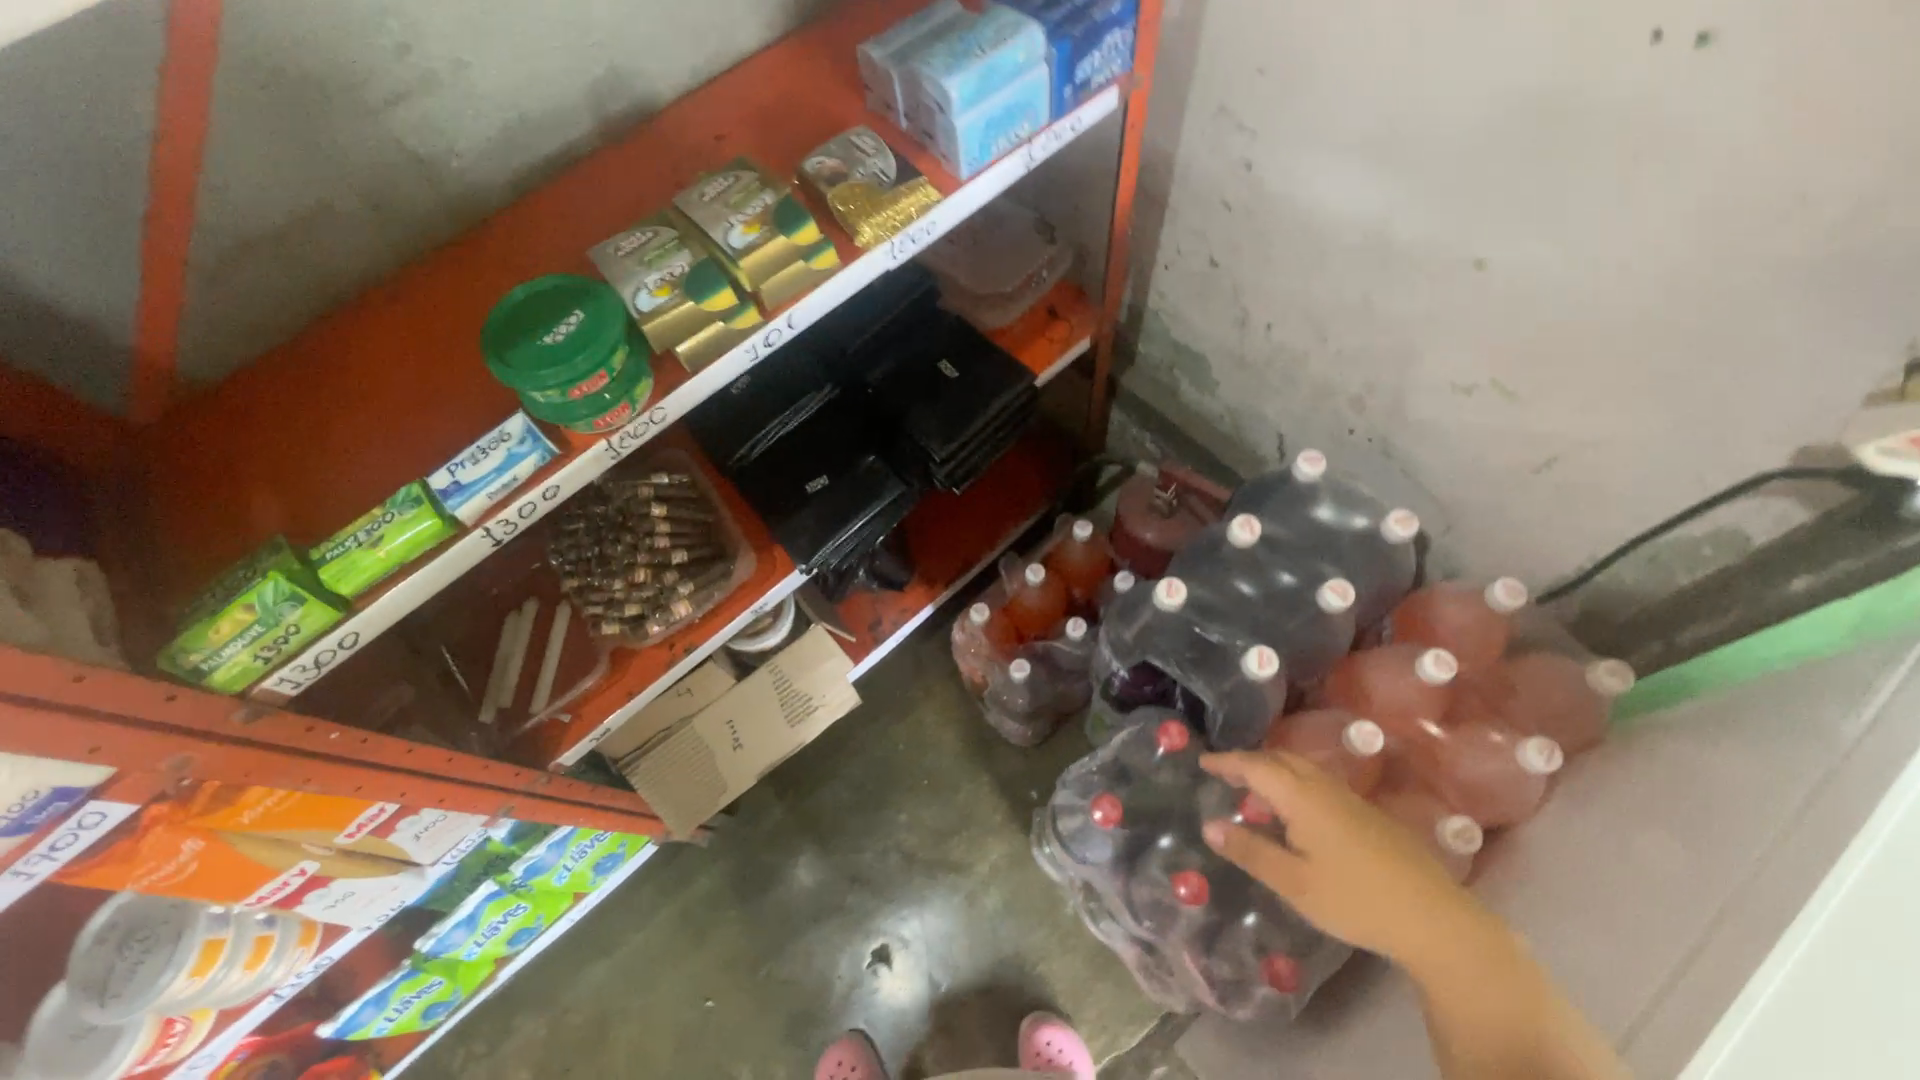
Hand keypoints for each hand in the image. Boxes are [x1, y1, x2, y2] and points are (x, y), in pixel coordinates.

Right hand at [1200, 750, 1485, 963]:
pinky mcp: (1370, 816)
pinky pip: (1321, 785)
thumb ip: (1250, 851)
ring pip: (1304, 771)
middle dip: (1250, 762)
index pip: (1257, 766)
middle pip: (1283, 760)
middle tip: (1224, 776)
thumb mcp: (1294, 883)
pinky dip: (1295, 788)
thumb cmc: (1355, 900)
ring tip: (1254, 797)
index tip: (1203, 761)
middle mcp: (1327, 789)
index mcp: (1304, 798)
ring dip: (1274, 774)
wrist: (1433, 918)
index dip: (1228, 761)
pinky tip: (1295, 818)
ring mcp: (1352, 801)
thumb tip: (1210, 825)